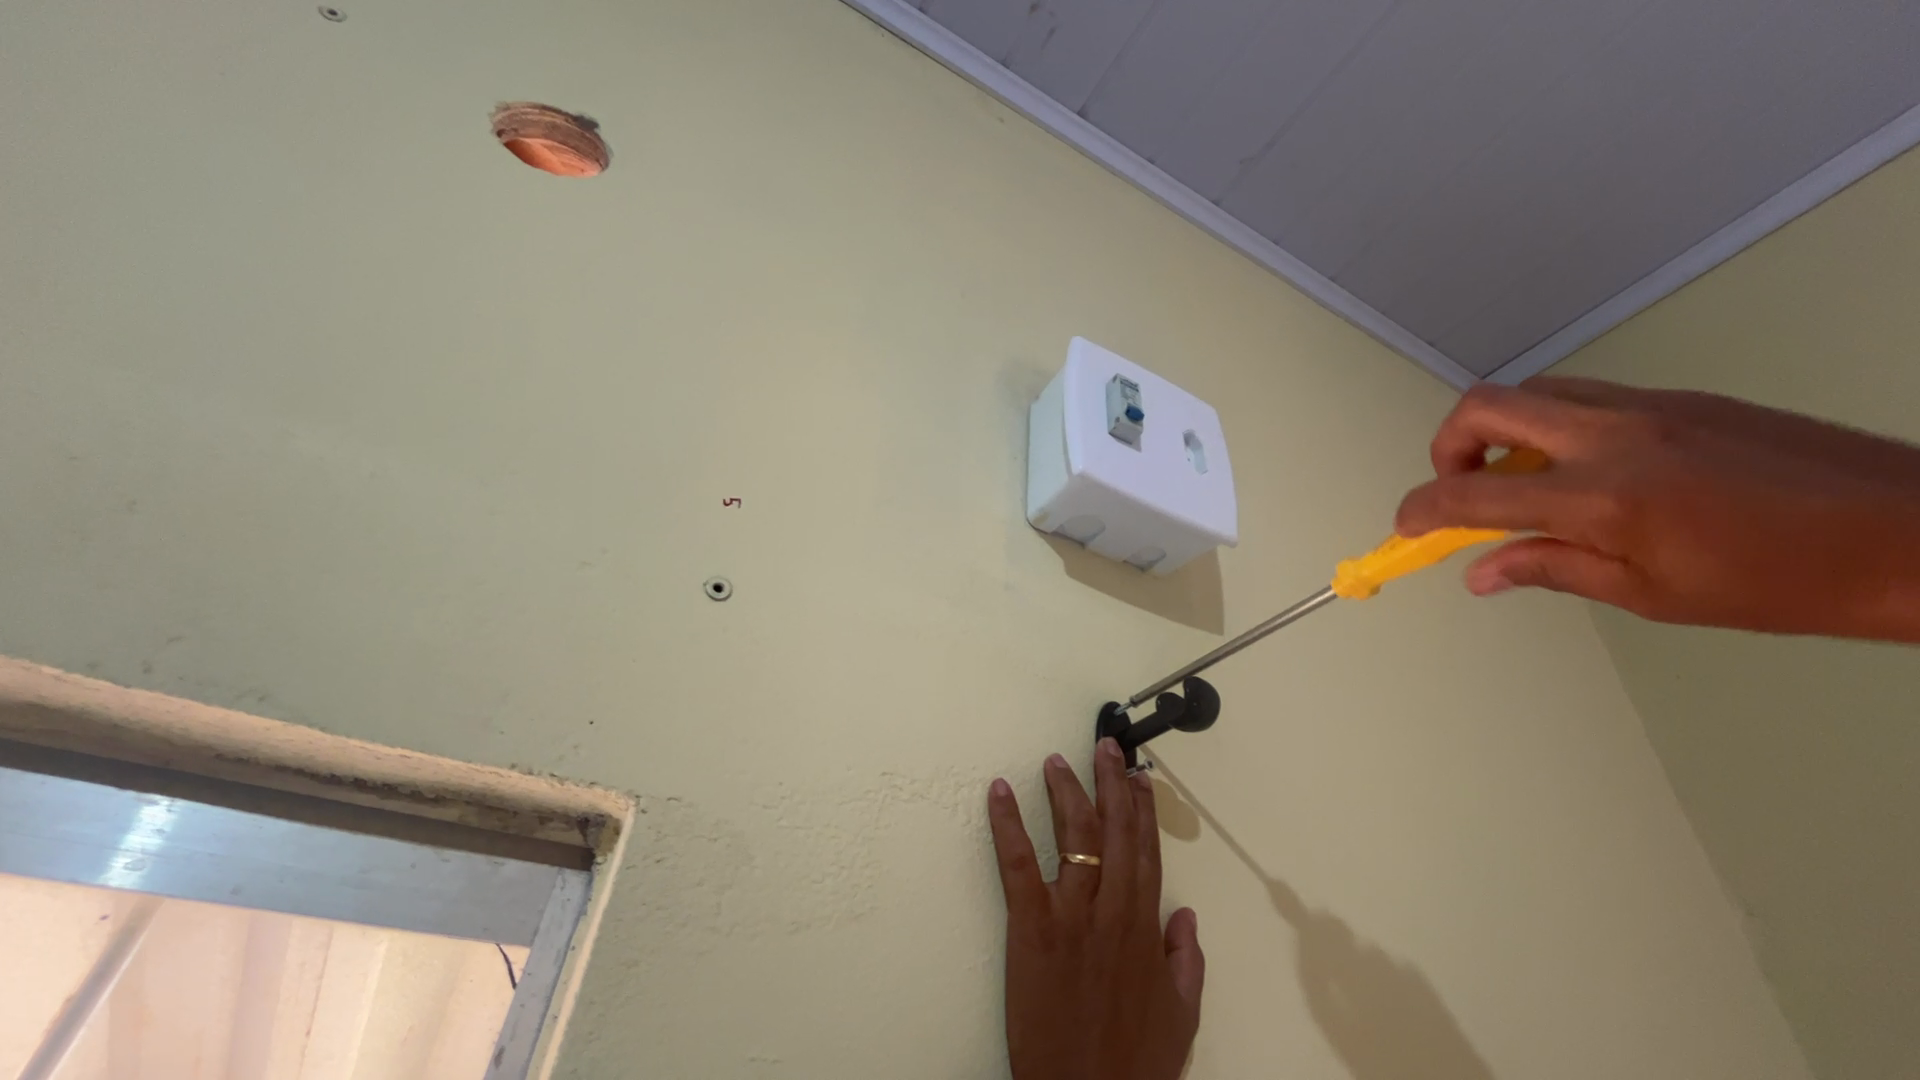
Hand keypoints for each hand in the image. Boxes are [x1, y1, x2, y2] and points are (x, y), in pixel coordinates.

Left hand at [987, 741, 1204, 1079]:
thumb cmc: (1134, 1062)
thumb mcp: (1181, 1015)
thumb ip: (1187, 961)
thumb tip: (1187, 917)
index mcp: (1147, 927)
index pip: (1148, 851)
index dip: (1145, 809)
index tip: (1141, 776)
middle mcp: (1113, 910)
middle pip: (1115, 831)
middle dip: (1111, 783)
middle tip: (1104, 746)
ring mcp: (1072, 914)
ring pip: (1074, 837)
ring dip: (1066, 791)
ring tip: (1057, 760)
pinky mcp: (1032, 926)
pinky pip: (1018, 864)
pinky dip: (1008, 823)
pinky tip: (999, 792)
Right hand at [1395, 377, 1919, 640]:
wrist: (1915, 532)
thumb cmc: (1778, 584)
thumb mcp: (1652, 595)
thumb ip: (1552, 569)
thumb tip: (1481, 572)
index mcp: (1602, 497)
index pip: (1472, 496)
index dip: (1421, 510)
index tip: (1405, 527)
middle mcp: (1613, 436)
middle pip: (1486, 407)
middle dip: (1447, 447)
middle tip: (1461, 489)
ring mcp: (1649, 407)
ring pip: (1534, 393)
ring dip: (1501, 432)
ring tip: (1521, 482)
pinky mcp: (1680, 399)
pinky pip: (1585, 397)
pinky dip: (1552, 427)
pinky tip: (1585, 471)